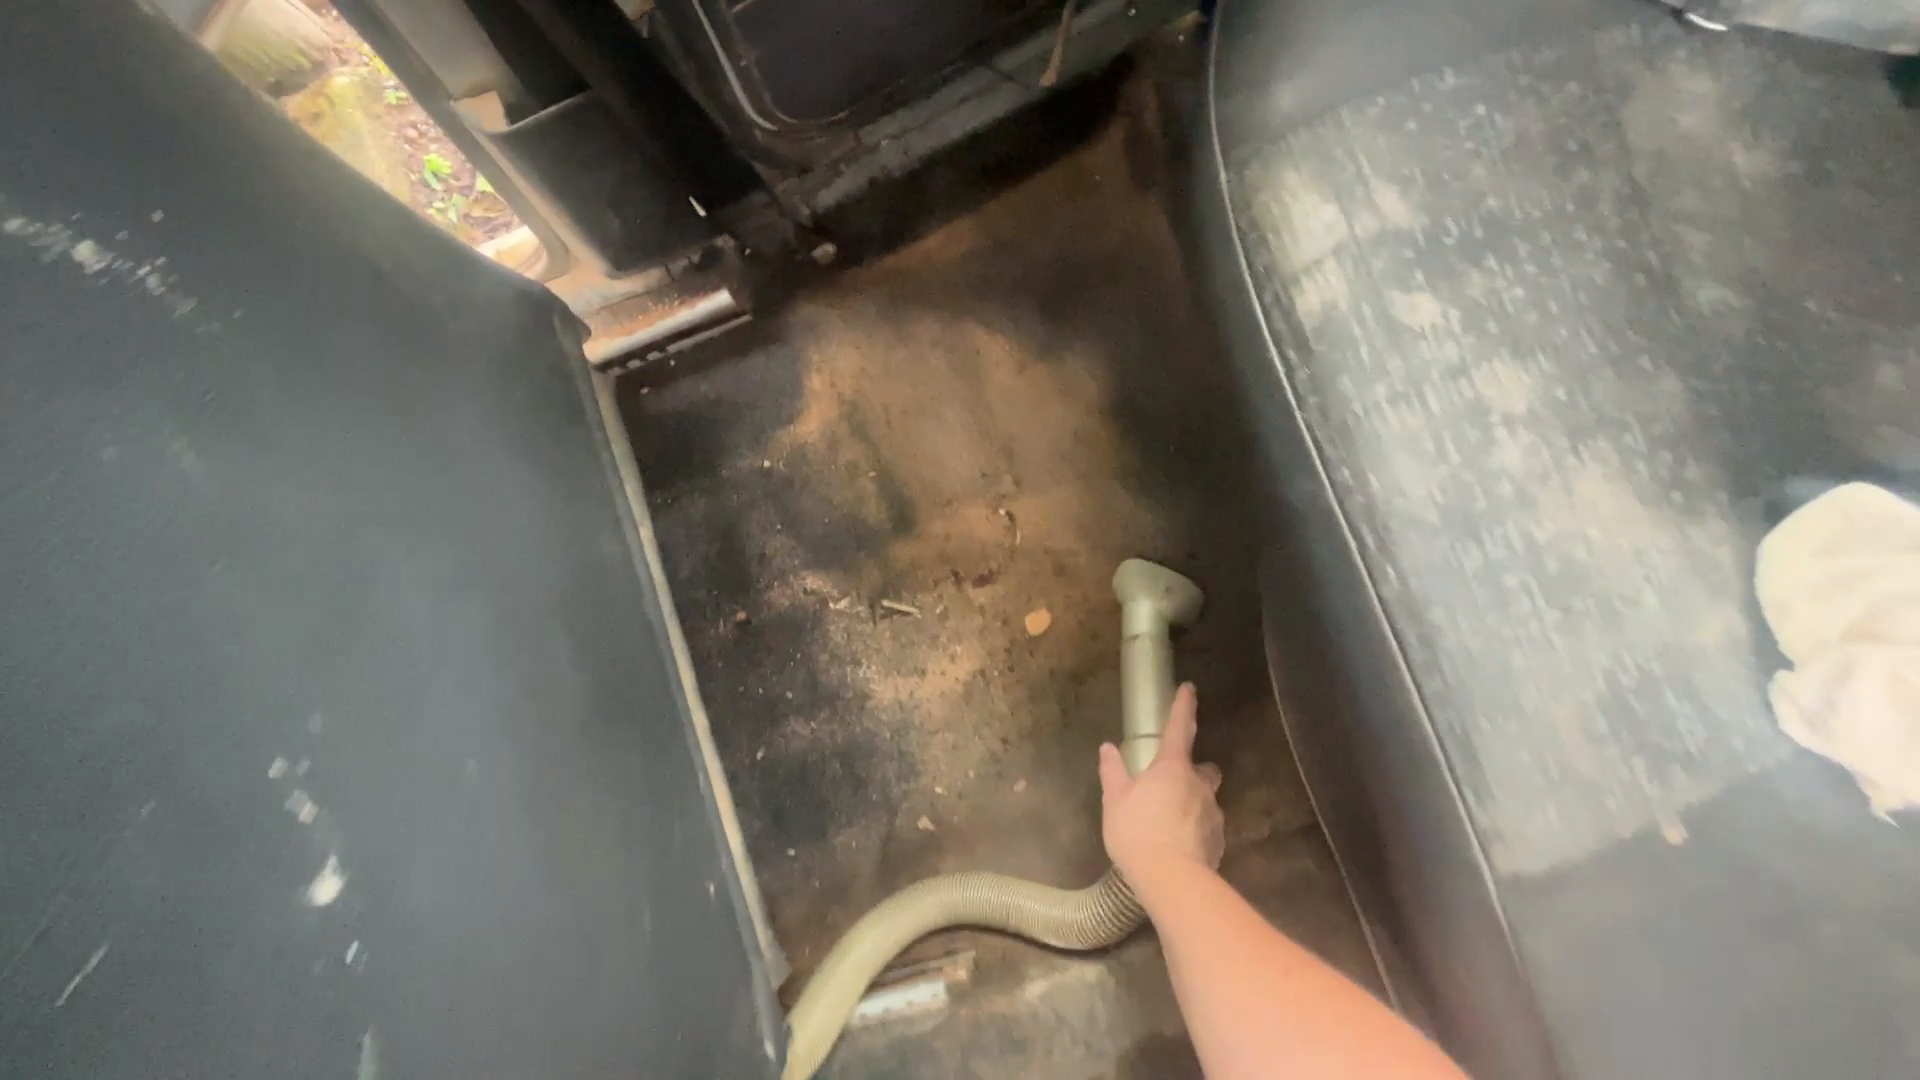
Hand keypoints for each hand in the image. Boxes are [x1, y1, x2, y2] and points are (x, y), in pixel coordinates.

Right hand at [1098, 682, 1224, 881]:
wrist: (1171, 878)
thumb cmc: (1137, 830)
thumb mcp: (1115, 800)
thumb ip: (1113, 771)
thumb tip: (1107, 748)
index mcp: (1172, 767)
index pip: (1180, 728)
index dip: (1183, 707)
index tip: (1189, 688)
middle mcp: (1199, 784)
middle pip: (1204, 768)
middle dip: (1194, 771)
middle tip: (1172, 784)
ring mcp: (1213, 813)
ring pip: (1206, 799)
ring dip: (1192, 804)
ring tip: (1171, 823)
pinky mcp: (1219, 841)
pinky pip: (1207, 827)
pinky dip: (1196, 830)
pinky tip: (1180, 846)